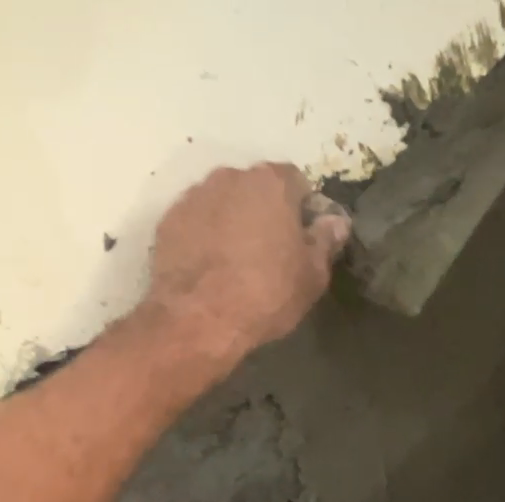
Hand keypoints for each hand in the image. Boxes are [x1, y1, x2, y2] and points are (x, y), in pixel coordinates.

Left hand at [142, 163, 349, 401]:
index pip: (296, 181)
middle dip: (266, 212)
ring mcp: (195, 196)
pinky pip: (197, 222)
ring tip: (237, 262)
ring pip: (224, 203)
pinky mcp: (168, 221)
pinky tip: (212, 268)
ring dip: (233, 222)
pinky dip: (206, 236)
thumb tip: (336, 221)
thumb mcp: (312, 276)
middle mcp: (230, 177)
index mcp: (272, 183)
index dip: (303, 208)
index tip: (303, 238)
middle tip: (272, 251)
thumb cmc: (267, 295)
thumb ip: (325, 241)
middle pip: (256, 188)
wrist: (199, 319)